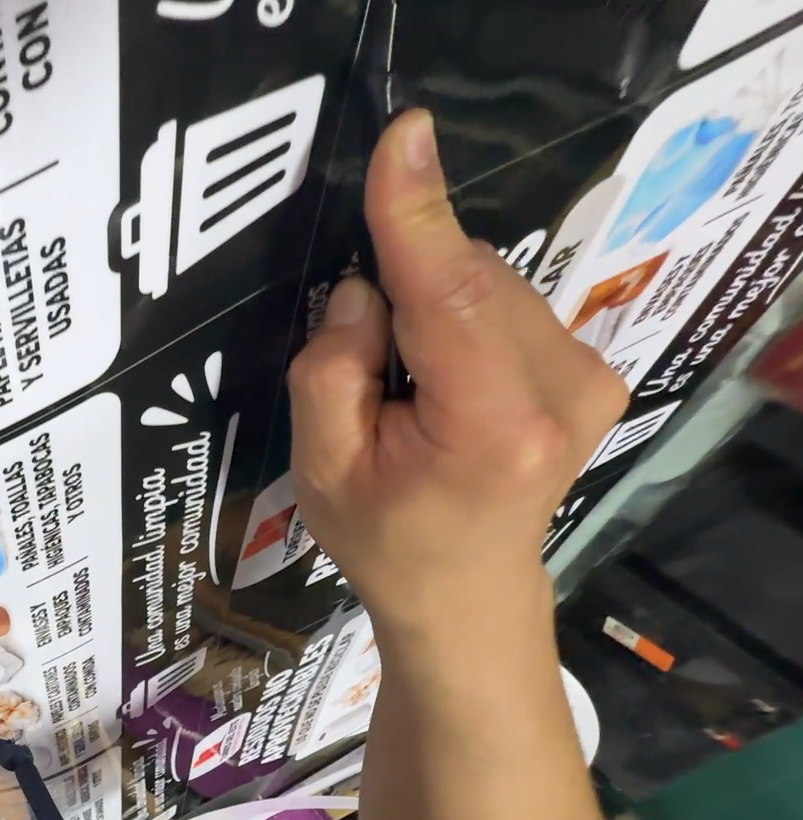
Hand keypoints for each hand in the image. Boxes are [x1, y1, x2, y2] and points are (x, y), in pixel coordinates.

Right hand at [288, 110, 629, 635]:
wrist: (462, 588)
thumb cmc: (380, 538)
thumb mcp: (320, 469)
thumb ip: (329, 376)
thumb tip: (361, 295)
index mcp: (489, 425)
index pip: (450, 298)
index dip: (416, 219)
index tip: (402, 141)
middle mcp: (563, 387)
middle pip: (467, 283)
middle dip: (399, 288)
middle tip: (361, 371)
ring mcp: (589, 373)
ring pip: (486, 286)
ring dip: (422, 305)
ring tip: (394, 386)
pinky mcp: (588, 366)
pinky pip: (501, 304)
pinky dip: (449, 315)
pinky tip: (427, 372)